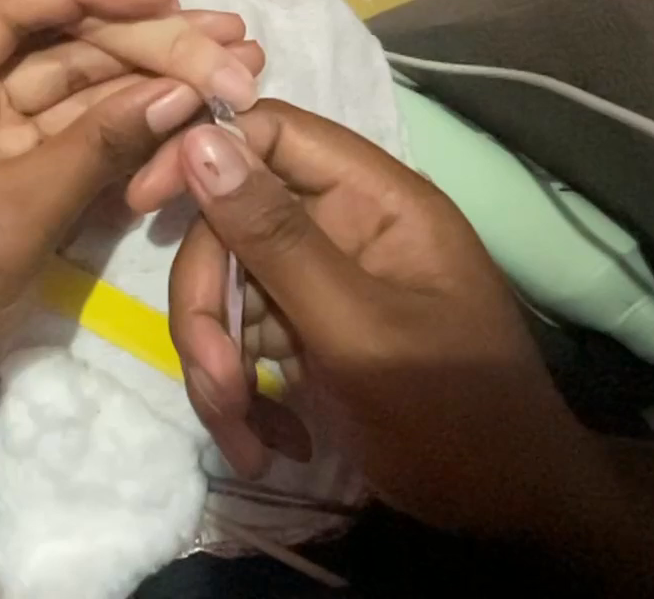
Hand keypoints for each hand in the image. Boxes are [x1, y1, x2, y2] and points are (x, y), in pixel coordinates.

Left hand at [0, 0, 214, 404]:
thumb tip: (181, 91)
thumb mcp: (20, 208)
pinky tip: (188, 114)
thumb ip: (98, 144)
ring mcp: (5, 138)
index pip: (11, 12)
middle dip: (138, 44)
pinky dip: (133, 131)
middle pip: (61, 53)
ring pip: (83, 96)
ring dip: (148, 85)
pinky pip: (87, 140)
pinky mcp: (33, 175)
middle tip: (224, 33)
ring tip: (229, 69)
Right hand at [137, 101, 609, 534]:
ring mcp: (311, 274)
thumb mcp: (359, 328)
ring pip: (219, 283)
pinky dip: (231, 386)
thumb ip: (276, 236)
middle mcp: (335, 222)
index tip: (144, 203)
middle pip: (227, 224)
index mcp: (371, 196)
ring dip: (214, 360)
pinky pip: (231, 329)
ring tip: (244, 432)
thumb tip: (198, 140)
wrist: (508, 519)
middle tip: (218, 384)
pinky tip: (265, 438)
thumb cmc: (457, 417)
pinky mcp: (294, 321)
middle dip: (208, 308)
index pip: (268, 134)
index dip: (200, 155)